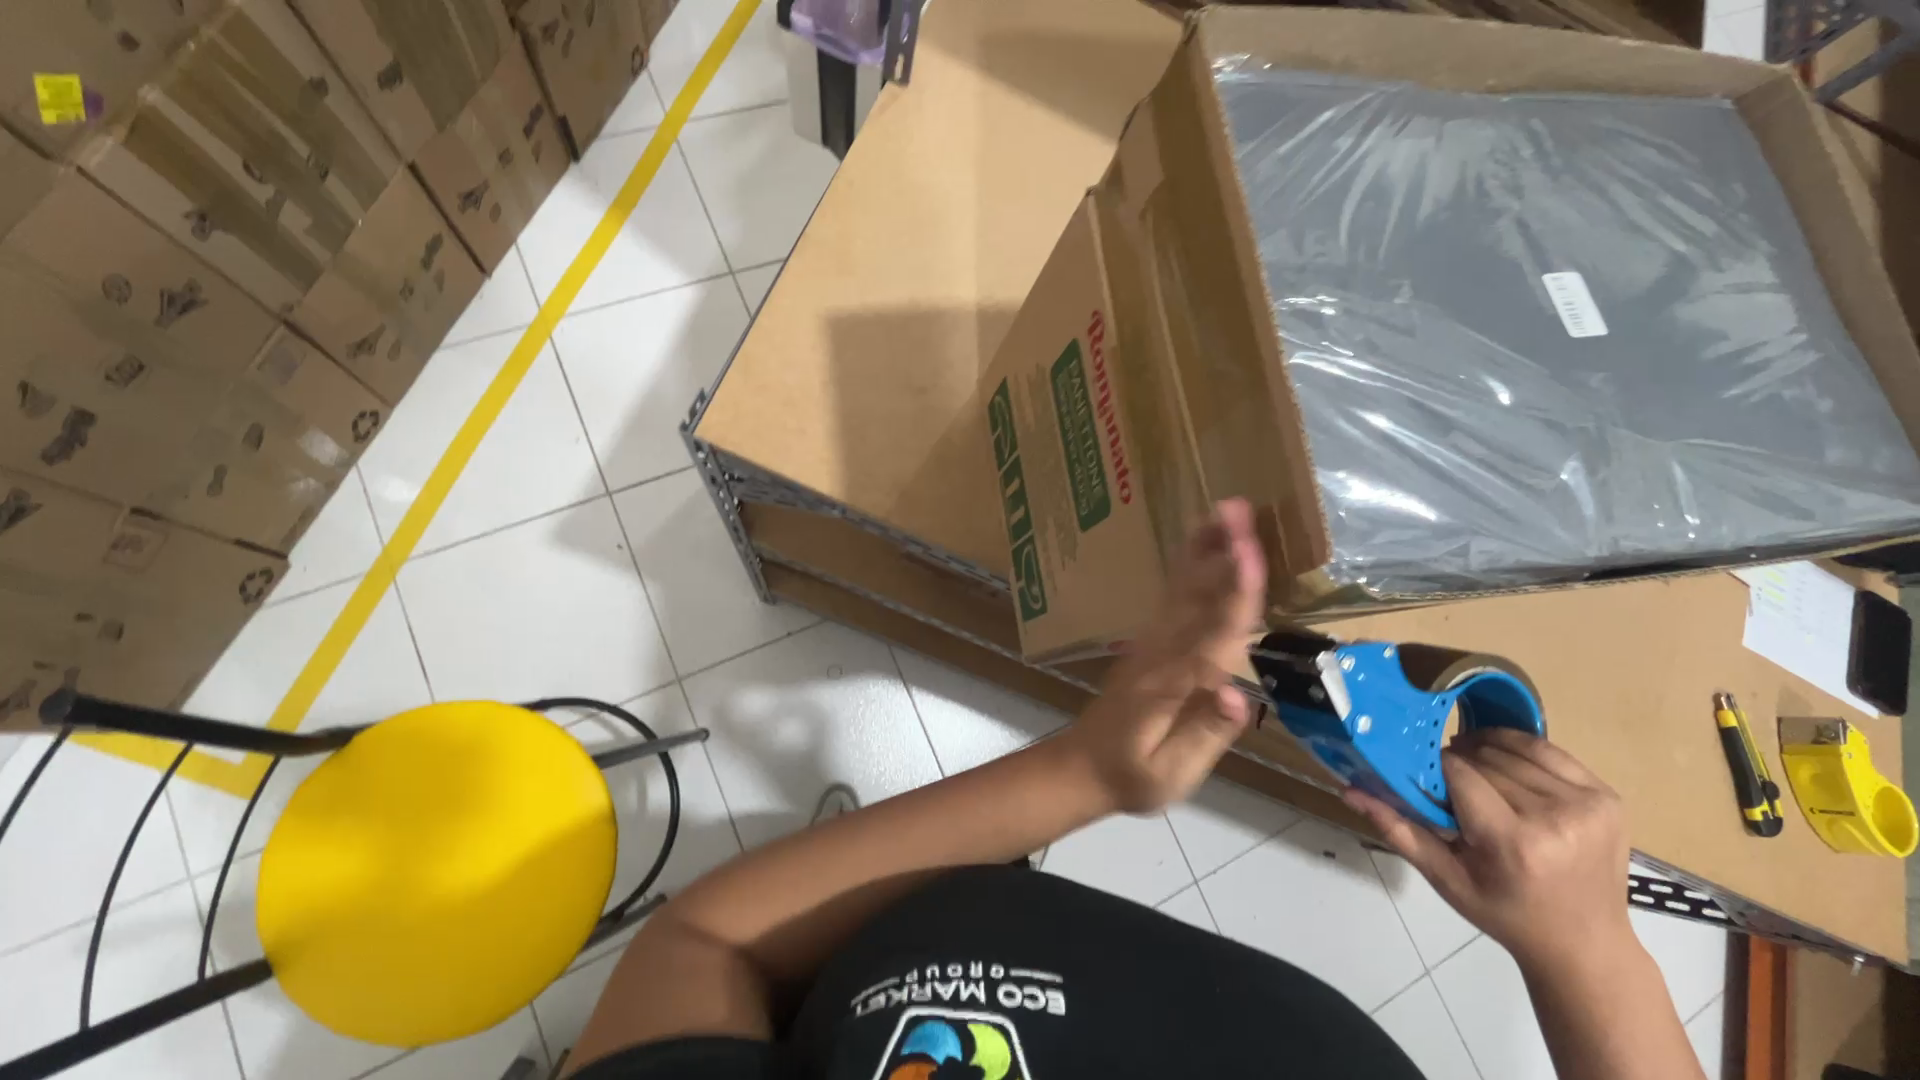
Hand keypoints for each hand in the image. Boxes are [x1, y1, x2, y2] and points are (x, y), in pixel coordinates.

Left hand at [1062, 499, 1265, 813]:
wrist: (1080, 768)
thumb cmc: (1131, 778)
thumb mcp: (1170, 775)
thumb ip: (1205, 735)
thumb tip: (1237, 695)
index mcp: (1171, 685)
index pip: (1212, 635)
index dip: (1234, 594)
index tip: (1249, 553)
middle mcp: (1162, 654)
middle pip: (1196, 597)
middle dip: (1218, 551)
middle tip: (1237, 507)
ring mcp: (1152, 645)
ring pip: (1183, 590)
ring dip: (1204, 548)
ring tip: (1223, 510)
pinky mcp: (1149, 644)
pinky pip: (1173, 598)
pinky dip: (1189, 566)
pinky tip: (1201, 545)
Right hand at [1343, 727, 1632, 972]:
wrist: (1585, 943)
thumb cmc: (1505, 913)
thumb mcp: (1445, 878)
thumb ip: (1399, 829)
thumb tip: (1349, 790)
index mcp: (1514, 842)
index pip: (1460, 773)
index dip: (1435, 768)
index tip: (1424, 779)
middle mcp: (1556, 818)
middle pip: (1486, 758)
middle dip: (1460, 763)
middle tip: (1448, 783)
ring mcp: (1588, 805)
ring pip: (1514, 750)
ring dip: (1486, 754)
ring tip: (1473, 772)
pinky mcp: (1607, 797)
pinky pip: (1550, 751)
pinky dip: (1520, 749)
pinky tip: (1504, 762)